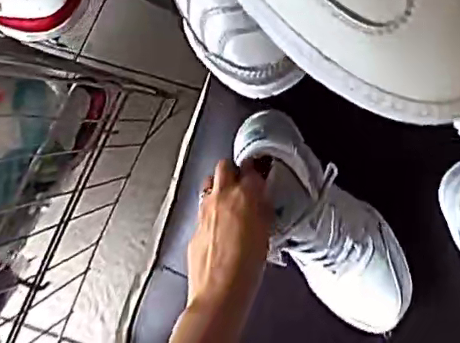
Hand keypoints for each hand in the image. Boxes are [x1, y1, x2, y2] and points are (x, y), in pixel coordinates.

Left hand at [186, 159, 272, 305]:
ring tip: (226, 201)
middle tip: (240, 183)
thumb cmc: (248, 266)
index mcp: (245, 193)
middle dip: (232, 171)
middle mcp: (222, 195)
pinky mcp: (193, 228)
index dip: (254, 169)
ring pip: (208, 184)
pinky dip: (209, 213)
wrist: (219, 294)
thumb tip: (262, 198)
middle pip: (224, 165)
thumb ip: (263, 208)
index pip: (250, 166)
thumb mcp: (266, 232)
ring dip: (217, 187)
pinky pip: (201, 210)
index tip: (257, 176)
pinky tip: (216, 229)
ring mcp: (204, 210)